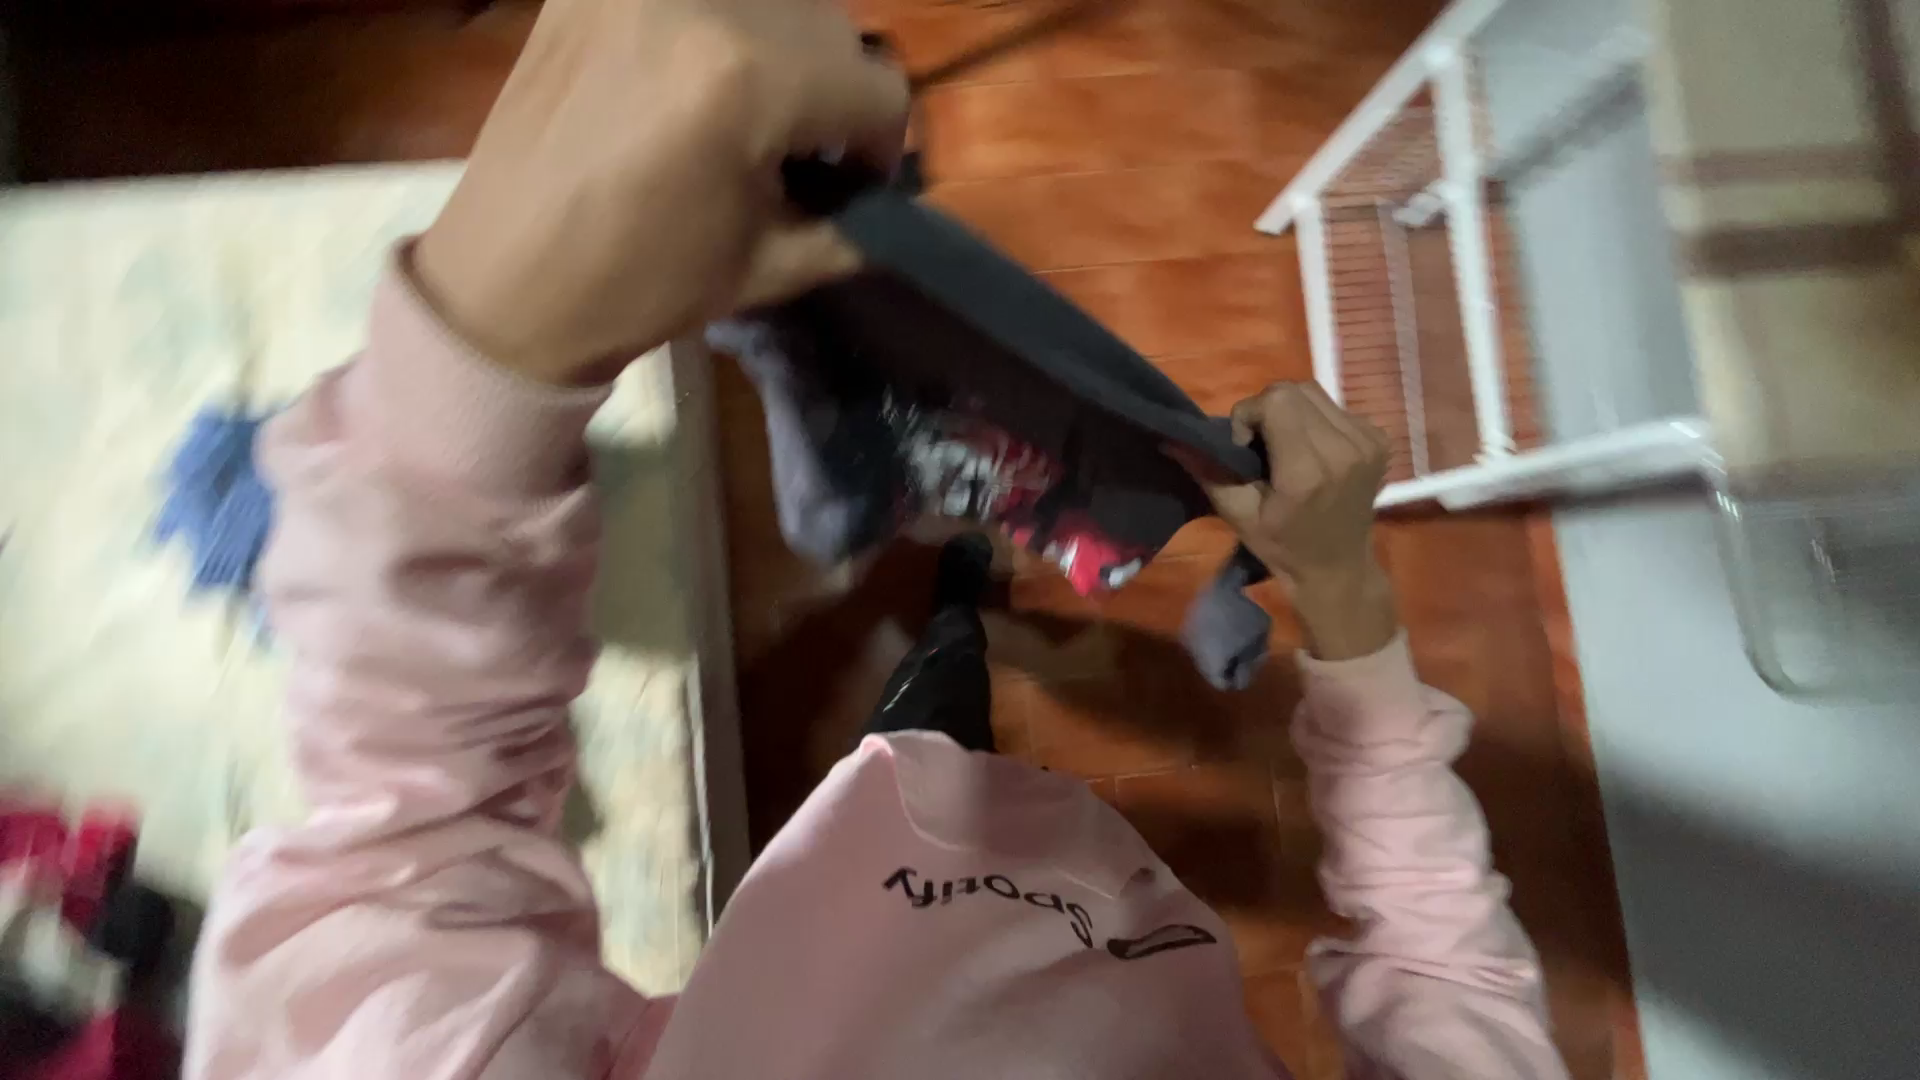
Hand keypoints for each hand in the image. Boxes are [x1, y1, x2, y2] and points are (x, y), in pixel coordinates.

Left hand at [414, 0, 907, 384]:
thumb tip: (893, 210)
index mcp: (749, 78)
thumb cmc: (648, 286)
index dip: (883, 143)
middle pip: (833, 28)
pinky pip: (712, 1)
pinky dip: (732, 36)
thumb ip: (854, 229)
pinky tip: (704, 87)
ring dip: (792, 58)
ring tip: (756, 119)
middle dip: (840, 97)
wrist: (517, 277)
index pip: (877, 84)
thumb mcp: (772, 268)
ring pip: (777, 1)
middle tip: (810, 154)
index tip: (858, 182)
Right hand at [1183, 382, 1398, 660]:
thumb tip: (1172, 438)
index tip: (1245, 447)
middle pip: (1294, 391)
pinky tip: (1310, 450)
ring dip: (1290, 412)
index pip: (1276, 401)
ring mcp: (1368, 440)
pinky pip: (1334, 407)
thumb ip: (1208, 471)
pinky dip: (1313, 420)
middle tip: (1261, 445)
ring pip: (1314, 392)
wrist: (1338, 566)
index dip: (1249, 415)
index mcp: (1308, 470)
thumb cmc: (1281, 545)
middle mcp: (1344, 448)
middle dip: (1267, 410)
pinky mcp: (1380, 437)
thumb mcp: (1237, 514)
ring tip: (1285, 445)